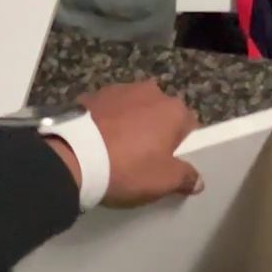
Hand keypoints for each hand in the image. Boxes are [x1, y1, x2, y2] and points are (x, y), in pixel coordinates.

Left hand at [58, 80, 203, 206]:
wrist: (73, 157)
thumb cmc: (128, 168)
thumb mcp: (163, 181)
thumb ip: (186, 177)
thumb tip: (198, 180)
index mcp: (174, 110)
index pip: (188, 125)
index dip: (180, 146)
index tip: (169, 162)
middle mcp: (151, 92)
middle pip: (160, 113)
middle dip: (155, 131)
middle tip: (143, 158)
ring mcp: (120, 90)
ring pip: (134, 108)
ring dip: (130, 124)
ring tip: (116, 151)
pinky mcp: (93, 94)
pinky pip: (108, 110)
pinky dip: (107, 122)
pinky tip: (98, 143)